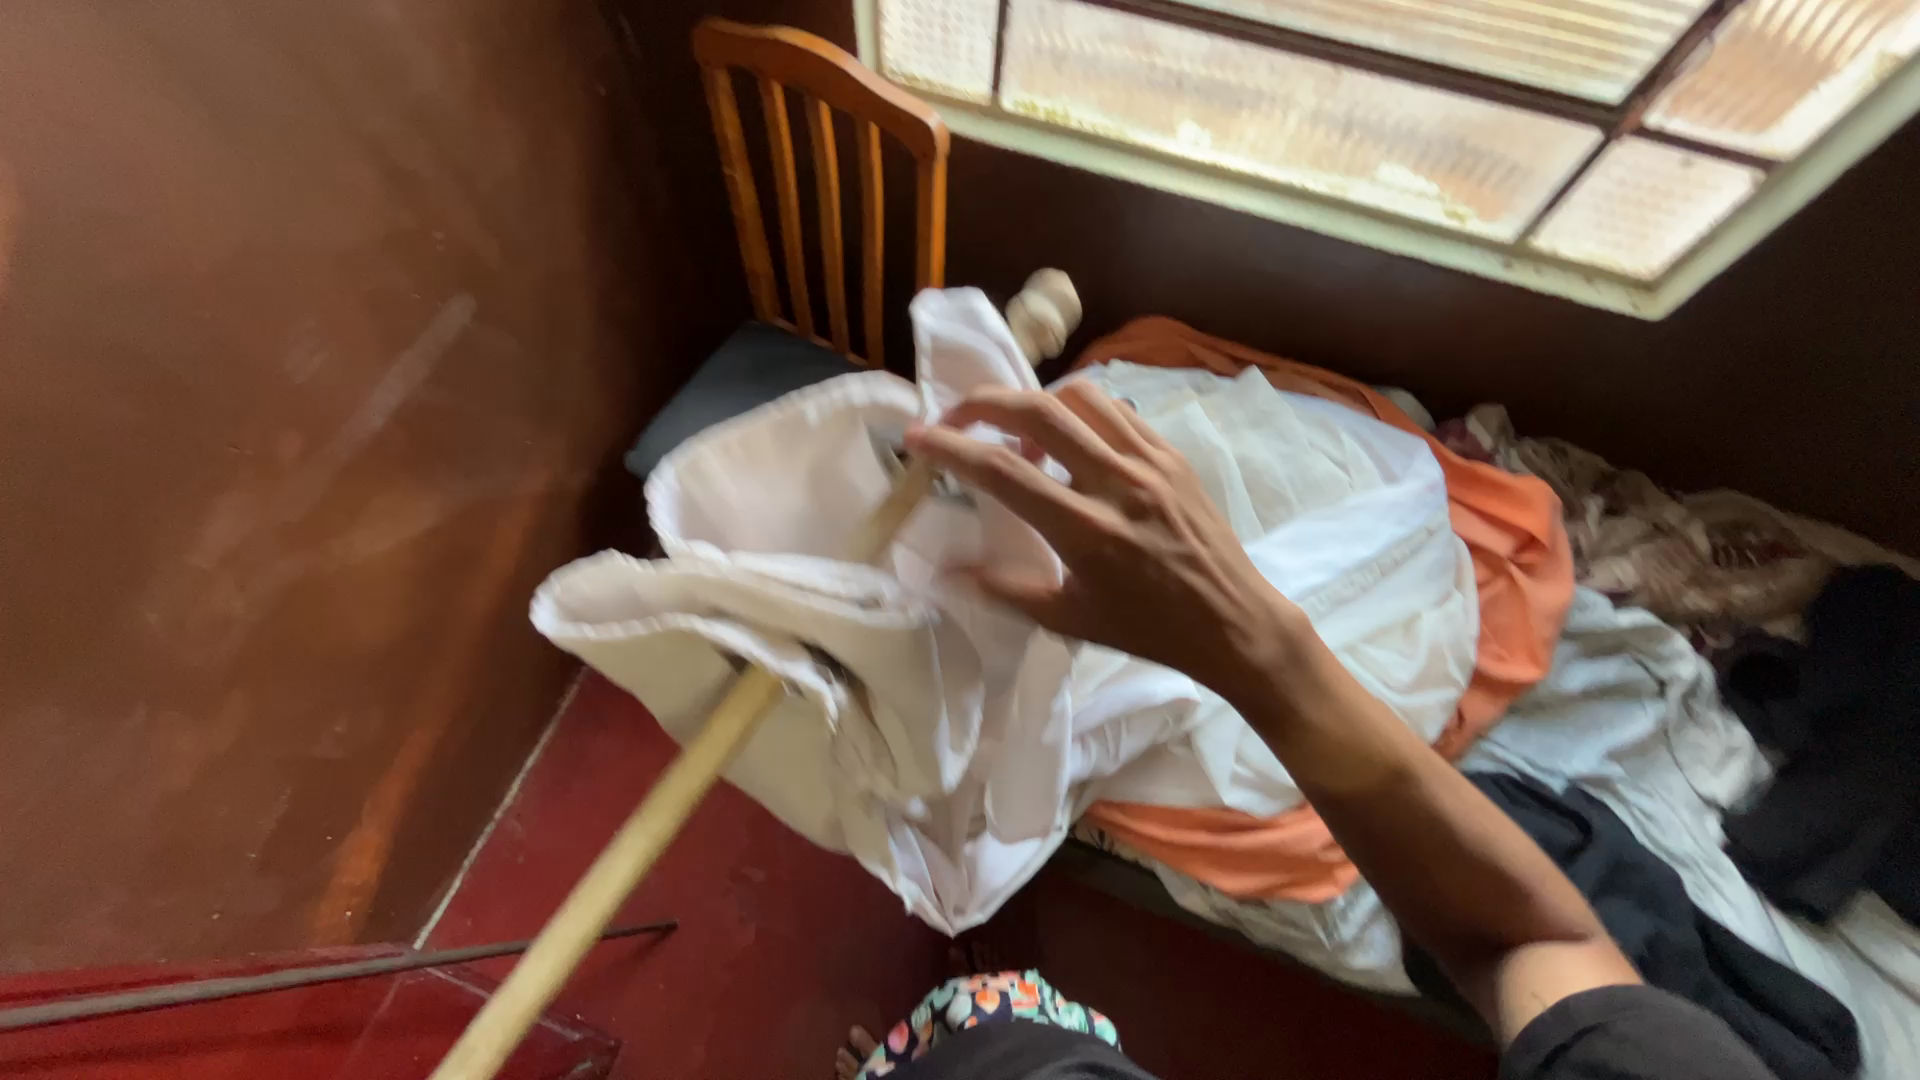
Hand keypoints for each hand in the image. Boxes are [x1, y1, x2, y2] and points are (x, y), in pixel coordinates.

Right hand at [903, 381, 1312, 700]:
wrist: (1232, 622)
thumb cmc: (1147, 630)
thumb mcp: (1068, 618)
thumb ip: (1004, 587)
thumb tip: (946, 569)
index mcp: (1087, 530)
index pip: (1003, 470)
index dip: (950, 447)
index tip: (916, 437)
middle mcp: (1117, 482)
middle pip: (1038, 410)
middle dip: (983, 403)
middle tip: (956, 418)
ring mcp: (1151, 461)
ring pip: (1081, 396)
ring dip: (1035, 403)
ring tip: (1020, 438)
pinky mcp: (1172, 454)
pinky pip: (1117, 410)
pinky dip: (1079, 412)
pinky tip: (1070, 442)